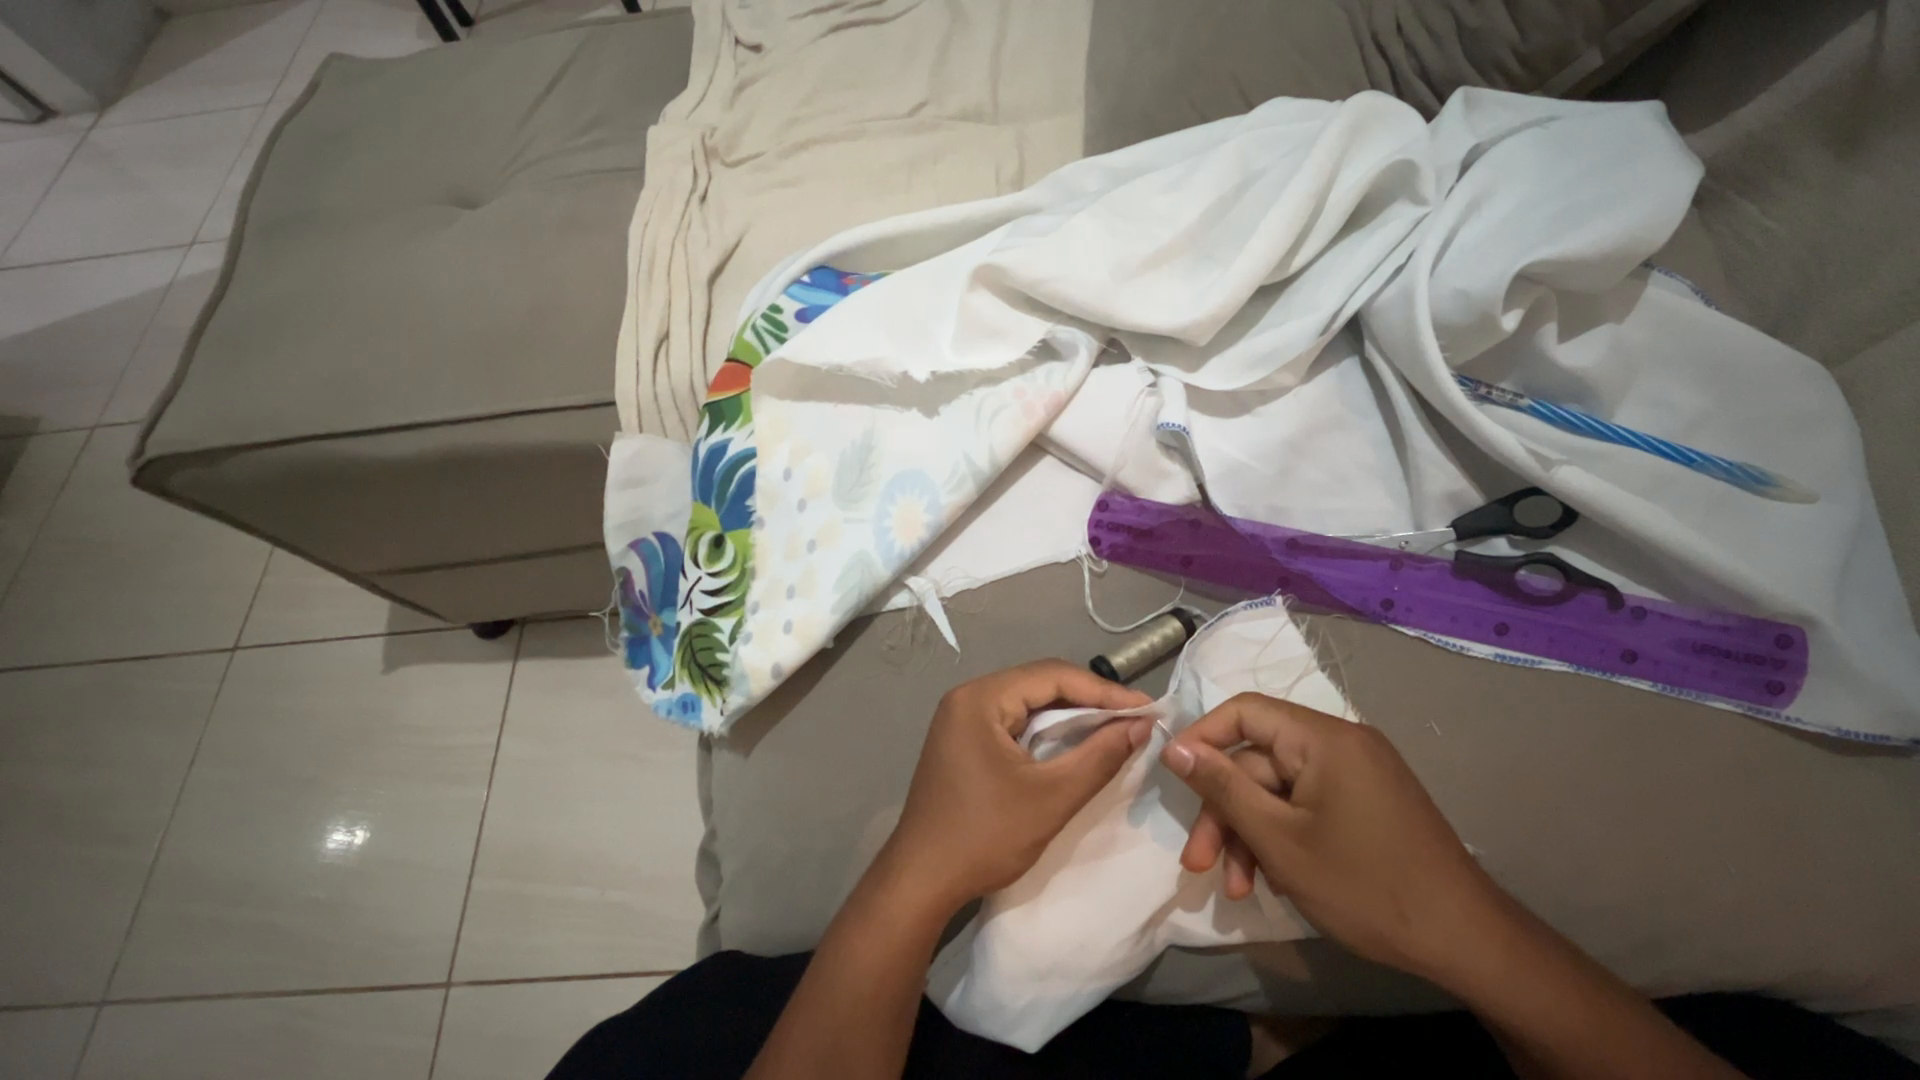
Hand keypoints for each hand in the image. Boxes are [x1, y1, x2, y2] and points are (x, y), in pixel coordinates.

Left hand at [881, 660, 1152, 913]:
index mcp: (980, 699)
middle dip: (1090, 700)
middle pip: (1039, 684)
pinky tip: (1075, 744)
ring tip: (1115, 729)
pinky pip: (1013, 724)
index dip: (1105, 692)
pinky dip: (1047, 732)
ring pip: (1028, 704)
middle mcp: (967, 698)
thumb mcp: (1052, 797)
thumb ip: (1100, 756)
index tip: (1149, 709)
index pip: (1053, 676)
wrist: (921, 881)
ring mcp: (961, 720)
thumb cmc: (985, 835)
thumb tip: (1141, 725)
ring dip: (1070, 716)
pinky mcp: (962, 742)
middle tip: (1136, 718)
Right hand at [1161, 693, 1501, 980]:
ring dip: (1250, 835)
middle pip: (1258, 762)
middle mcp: (1341, 744)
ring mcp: (1357, 775)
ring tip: (1236, 888)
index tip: (1174, 779)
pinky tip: (1271, 881)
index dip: (1202, 739)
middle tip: (1199, 864)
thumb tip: (1174, 745)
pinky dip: (1282, 838)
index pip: (1245, 711)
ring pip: (1279, 791)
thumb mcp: (1279, 839)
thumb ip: (1222, 787)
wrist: (1465, 941)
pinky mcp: (1366, 803)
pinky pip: (1306, 806)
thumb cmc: (1364, 885)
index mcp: (1324, 738)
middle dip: (1225, 813)